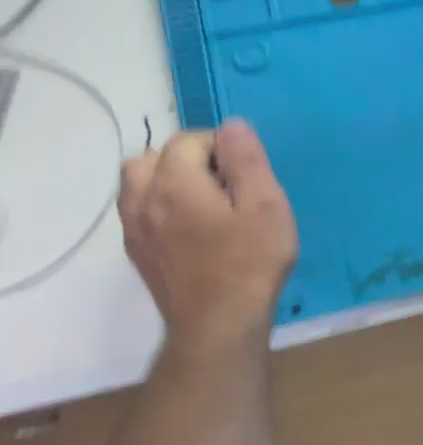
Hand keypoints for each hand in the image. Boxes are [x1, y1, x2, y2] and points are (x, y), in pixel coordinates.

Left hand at [118, 120, 297, 352]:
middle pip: (149, 159)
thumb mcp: (266, 204)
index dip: (221, 146)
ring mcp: (134, 228)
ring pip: (137, 184)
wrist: (219, 318)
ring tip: (211, 199)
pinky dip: (162, 203)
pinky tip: (196, 225)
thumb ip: (246, 161)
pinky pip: (139, 210)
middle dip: (187, 158)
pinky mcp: (137, 250)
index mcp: (174, 185)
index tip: (249, 169)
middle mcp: (142, 201)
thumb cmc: (252, 257)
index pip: (186, 142)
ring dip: (169, 179)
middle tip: (229, 179)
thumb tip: (232, 126)